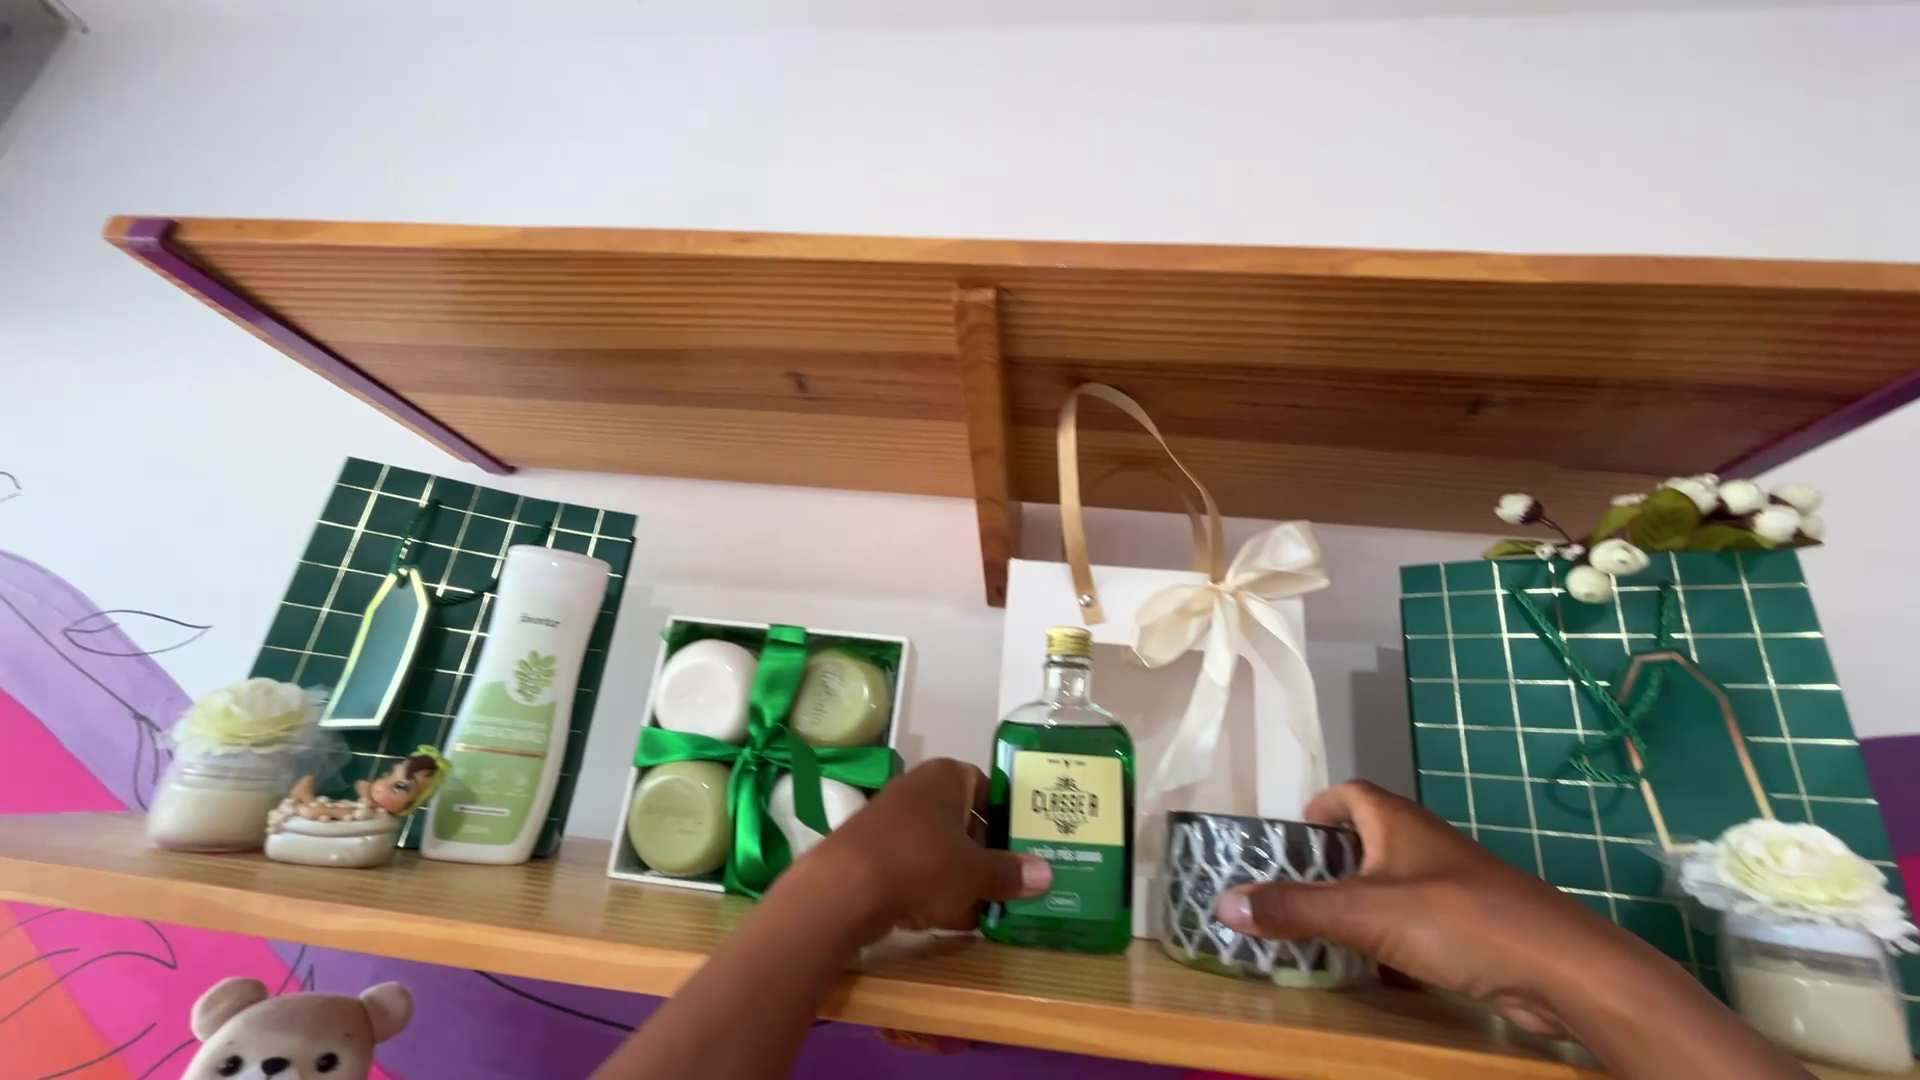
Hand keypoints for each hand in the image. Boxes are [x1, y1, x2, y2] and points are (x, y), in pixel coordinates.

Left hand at [805, 759, 1051, 942]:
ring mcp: (891, 820)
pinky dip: (931, 890)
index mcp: (946, 777)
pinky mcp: (872, 852)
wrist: (843, 889)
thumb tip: (1047, 874)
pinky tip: (948, 920)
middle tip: (1010, 883)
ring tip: (985, 908)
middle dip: (984, 854)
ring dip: (959, 877)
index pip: (986, 787)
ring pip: (938, 848)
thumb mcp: (975, 872)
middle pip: (962, 820)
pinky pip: (913, 868)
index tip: (1023, 845)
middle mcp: (917, 789)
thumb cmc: (922, 863)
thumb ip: (1010, 873)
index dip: (1005, 816)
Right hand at [1215, 781, 1661, 1035]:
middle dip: (1331, 863)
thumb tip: (1222, 904)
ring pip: (1394, 883)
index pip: (1348, 793)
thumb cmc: (1456, 920)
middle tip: (1296, 891)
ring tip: (1327, 931)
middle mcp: (1425, 843)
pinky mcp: (1478, 925)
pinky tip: (1381, 972)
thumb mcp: (1362, 914)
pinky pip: (1421, 921)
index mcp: (1396, 820)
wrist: (1569, 973)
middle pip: (1367, 839)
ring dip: (1362, 903)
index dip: (1318, 808)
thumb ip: (1293, 909)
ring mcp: (1456, 884)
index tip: (1292, 837)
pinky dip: (1395, 939)